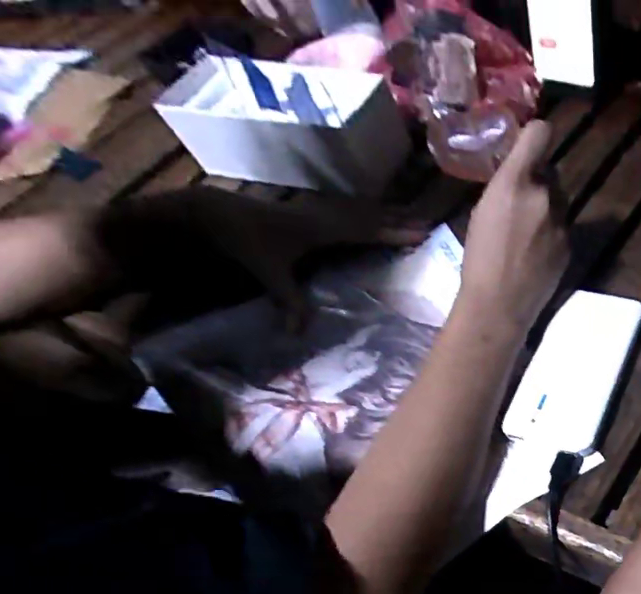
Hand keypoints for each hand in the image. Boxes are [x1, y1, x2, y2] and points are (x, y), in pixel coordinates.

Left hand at [104, 188, 432, 331]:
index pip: (364, 230)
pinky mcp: (308, 213)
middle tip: (427, 223)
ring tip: (409, 217)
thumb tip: (299, 335)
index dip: (393, 232)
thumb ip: (289, 302)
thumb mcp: (268, 274)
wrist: (212, 214)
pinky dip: (366, 214)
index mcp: (319, 229)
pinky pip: (346, 212)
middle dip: (397, 219)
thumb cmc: (243, 243)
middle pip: (367, 216)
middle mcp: (322, 216)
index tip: (420, 233)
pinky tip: (373, 216)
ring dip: (384, 214)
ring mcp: (315, 212)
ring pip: (358, 211)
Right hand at [458, 119, 569, 331]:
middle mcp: (545, 197)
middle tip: (521, 199)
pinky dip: (551, 232)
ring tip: (526, 232)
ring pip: (558, 201)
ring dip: (546, 207)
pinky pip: (561, 228)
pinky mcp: (569, 247)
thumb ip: (505, 187)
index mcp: (516, 182)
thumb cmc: (479, 258)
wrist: (500, 305)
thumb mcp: (483, 210)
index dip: (537, 135)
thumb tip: (518, 177)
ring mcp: (561, 224)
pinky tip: (534, 252)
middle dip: (538, 181)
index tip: (531, 142)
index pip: (540, 135)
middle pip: (550, 173)